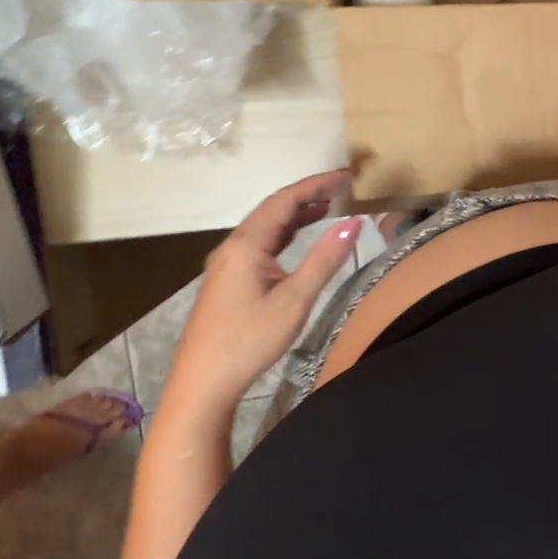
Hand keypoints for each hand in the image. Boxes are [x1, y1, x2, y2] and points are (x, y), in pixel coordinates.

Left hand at [167, 172, 362, 411]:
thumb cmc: (249, 340)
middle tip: (343, 188)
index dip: (316, 184)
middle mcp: (233, 247)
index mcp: (246, 245)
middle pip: (273, 210)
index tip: (347, 176)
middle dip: (308, 195)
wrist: (203, 383)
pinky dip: (286, 235)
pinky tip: (301, 240)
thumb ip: (324, 259)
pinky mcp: (229, 281)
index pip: (284, 201)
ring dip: (297, 214)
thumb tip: (353, 222)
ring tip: (330, 206)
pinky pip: (261, 245)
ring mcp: (228, 265)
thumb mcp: (295, 300)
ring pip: (266, 228)